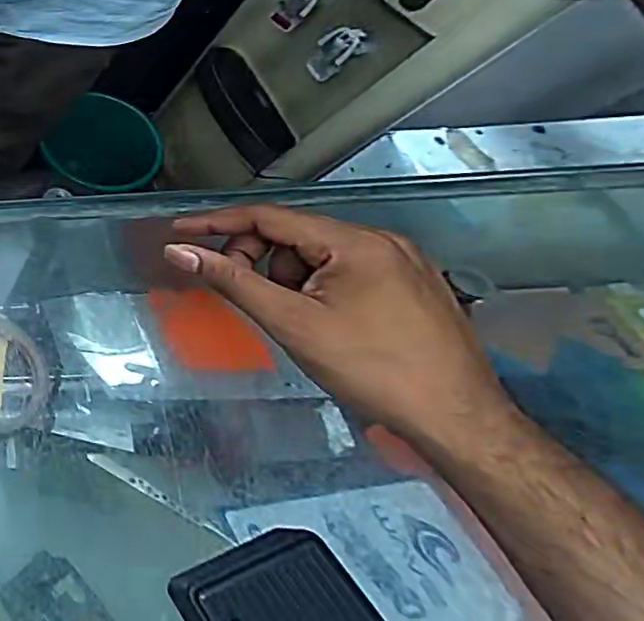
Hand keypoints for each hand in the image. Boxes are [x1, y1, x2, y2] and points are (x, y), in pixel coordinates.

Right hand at [164, 206, 514, 448]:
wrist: (464, 426)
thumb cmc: (375, 371)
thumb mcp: (291, 322)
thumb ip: (231, 279)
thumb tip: (180, 251)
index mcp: (355, 243)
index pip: (268, 217)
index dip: (218, 222)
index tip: (182, 229)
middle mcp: (382, 241)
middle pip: (293, 234)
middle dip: (259, 259)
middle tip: (245, 292)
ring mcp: (403, 262)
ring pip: (317, 253)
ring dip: (290, 277)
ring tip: (295, 317)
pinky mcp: (413, 284)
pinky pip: (345, 268)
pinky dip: (318, 286)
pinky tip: (321, 318)